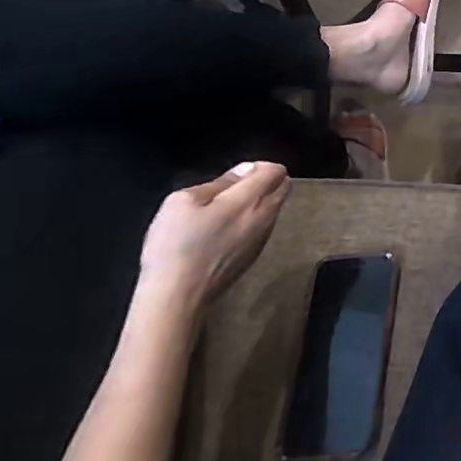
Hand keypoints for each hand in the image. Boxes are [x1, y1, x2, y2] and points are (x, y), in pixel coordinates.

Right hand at [136, 161, 289, 305]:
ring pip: (274, 208)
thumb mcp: (183, 200)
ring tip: (223, 211)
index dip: (259, 166)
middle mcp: (266, 217)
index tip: (237, 174)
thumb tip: (243, 171)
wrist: (178, 294)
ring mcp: (263, 238)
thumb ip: (219, 182)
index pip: (277, 171)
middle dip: (265, 181)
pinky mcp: (255, 255)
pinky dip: (253, 221)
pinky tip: (224, 231)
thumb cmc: (177, 244)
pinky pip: (264, 227)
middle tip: (232, 189)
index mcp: (251, 199)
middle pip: (284, 187)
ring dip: (260, 201)